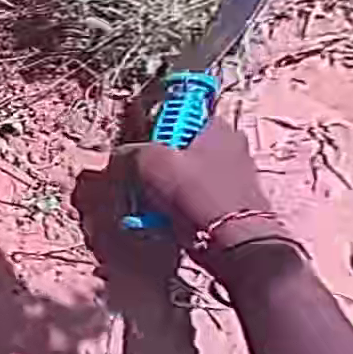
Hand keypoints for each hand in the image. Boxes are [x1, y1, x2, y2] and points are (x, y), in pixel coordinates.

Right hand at [115, 122, 291, 272]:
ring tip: (146, 200)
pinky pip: (186, 195)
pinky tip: (160, 215)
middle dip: (152, 161)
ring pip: (178, 173)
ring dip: (157, 186)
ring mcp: (229, 175)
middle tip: (137, 174)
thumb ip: (130, 151)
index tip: (142, 142)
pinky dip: (170, 203)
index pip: (181, 114)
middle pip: (176, 147)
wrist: (232, 238)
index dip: (156, 127)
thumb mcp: (149, 162)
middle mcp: (228, 147)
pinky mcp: (224, 200)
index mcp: (215, 129)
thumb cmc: (193, 191)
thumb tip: (120, 154)